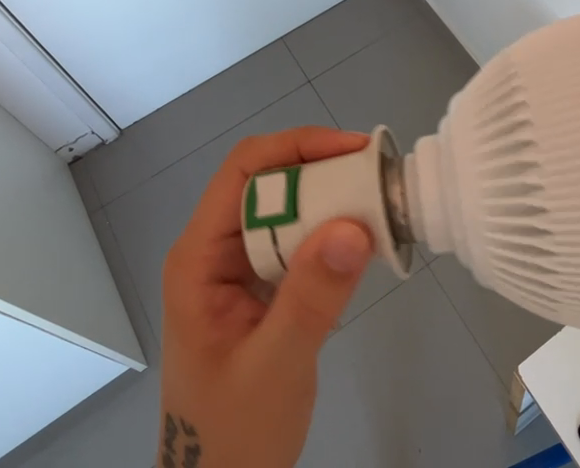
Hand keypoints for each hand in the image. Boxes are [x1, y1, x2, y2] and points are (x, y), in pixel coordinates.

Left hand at [157, 127, 375, 467]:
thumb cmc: (233, 432)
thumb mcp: (274, 366)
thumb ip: (311, 298)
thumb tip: (353, 225)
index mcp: (199, 258)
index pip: (244, 172)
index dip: (297, 147)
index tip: (355, 152)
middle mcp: (214, 252)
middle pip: (267, 184)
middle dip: (323, 173)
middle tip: (379, 180)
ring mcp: (236, 271)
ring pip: (285, 212)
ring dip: (330, 204)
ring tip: (380, 206)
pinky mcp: (260, 291)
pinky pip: (295, 245)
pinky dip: (329, 237)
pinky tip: (363, 246)